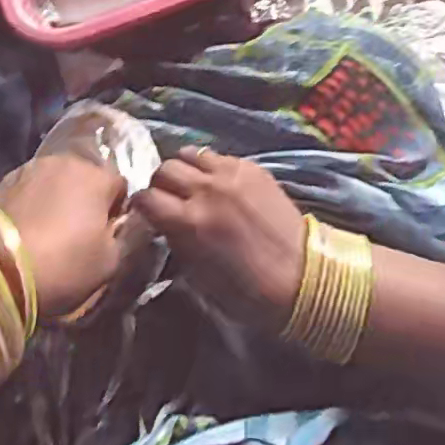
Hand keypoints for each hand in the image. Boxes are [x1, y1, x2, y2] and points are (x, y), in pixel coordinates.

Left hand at [0, 153, 131, 316]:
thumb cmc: (63, 264)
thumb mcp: (110, 262)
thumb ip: (127, 235)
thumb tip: (125, 221)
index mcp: (97, 177)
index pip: (120, 185)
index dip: (116, 209)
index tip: (106, 234)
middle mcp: (67, 161)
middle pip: (87, 177)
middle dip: (87, 198)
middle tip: (78, 232)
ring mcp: (33, 167)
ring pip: (58, 178)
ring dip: (59, 196)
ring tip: (49, 228)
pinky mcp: (6, 178)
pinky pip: (32, 185)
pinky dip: (35, 199)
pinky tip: (27, 225)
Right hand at [130, 147, 306, 327]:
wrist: (304, 278)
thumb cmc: (249, 291)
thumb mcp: (200, 275)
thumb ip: (176, 240)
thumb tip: (162, 223)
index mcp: (191, 221)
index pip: (147, 197)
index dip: (140, 204)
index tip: (143, 212)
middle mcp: (207, 189)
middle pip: (165, 169)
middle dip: (159, 184)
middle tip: (166, 198)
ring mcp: (231, 174)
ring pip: (188, 153)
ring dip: (183, 169)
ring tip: (189, 184)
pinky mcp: (252, 167)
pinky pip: (217, 156)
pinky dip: (209, 167)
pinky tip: (216, 182)